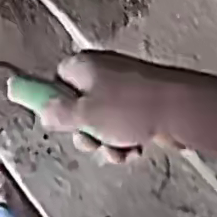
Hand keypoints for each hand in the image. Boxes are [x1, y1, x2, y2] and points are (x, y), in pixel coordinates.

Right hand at [21, 53, 179, 164]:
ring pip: (100, 120)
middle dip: (84, 131)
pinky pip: (120, 123)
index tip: (61, 123)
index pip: (57, 79)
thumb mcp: (85, 116)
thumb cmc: (128, 110)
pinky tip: (134, 149)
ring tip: (118, 150)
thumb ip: (58, 113)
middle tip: (92, 141)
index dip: (56, 102)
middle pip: (78, 104)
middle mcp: (101, 71)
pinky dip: (124, 139)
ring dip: (105, 141)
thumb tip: (39, 108)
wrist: (177, 109)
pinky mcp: (139, 102)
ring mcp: (122, 86)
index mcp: (83, 65)